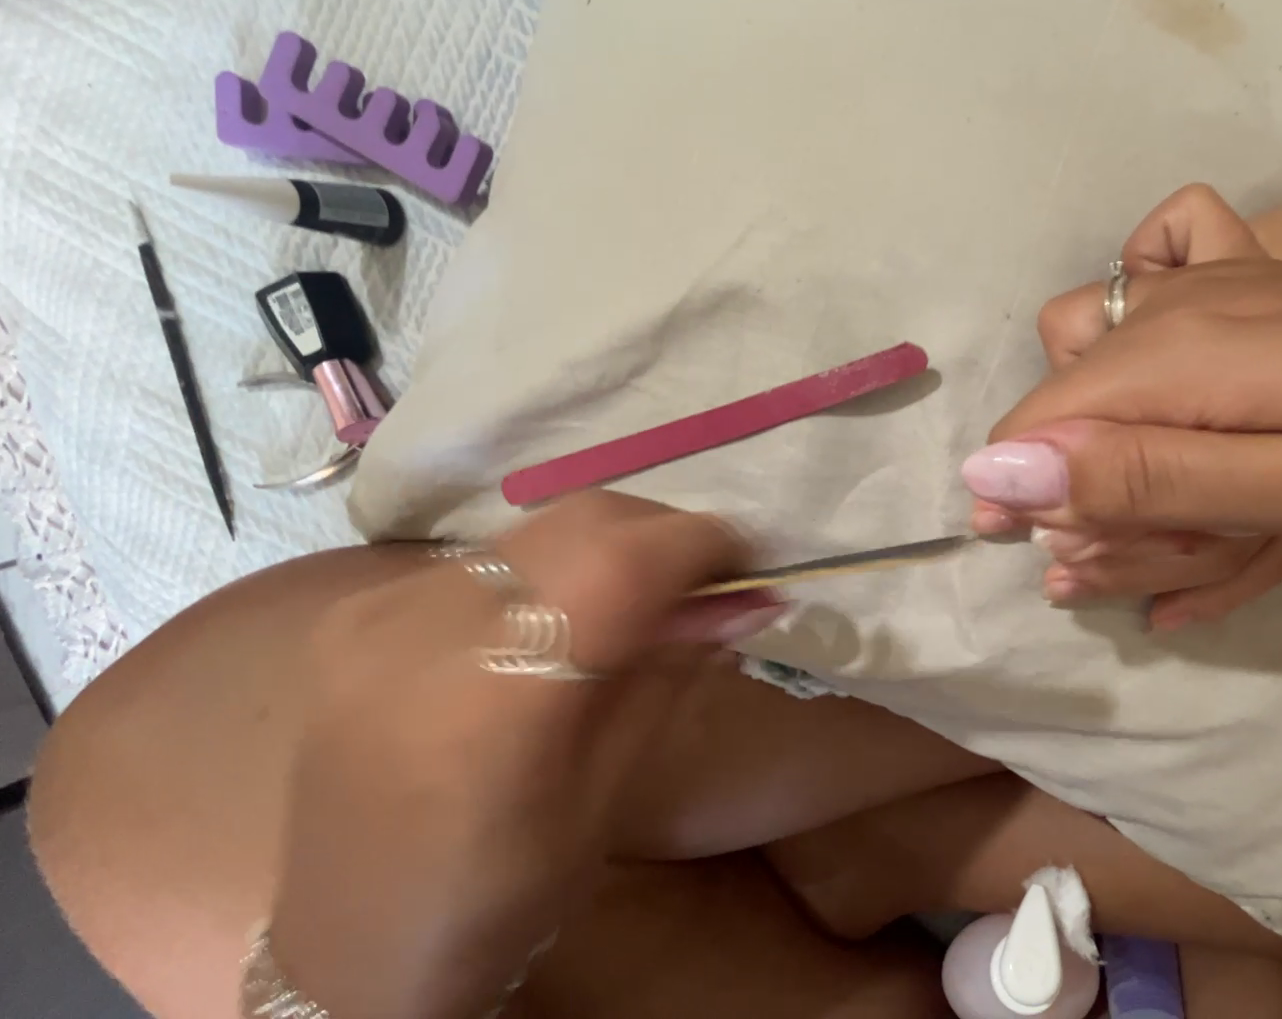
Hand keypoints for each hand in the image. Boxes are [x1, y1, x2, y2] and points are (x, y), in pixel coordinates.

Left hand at [267, 494, 781, 1018]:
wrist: (344, 946)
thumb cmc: (498, 898)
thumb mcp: (607, 796)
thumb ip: (671, 675)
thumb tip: (750, 600)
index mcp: (492, 704)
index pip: (621, 563)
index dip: (702, 544)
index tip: (752, 568)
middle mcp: (423, 630)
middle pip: (583, 521)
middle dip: (667, 534)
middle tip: (709, 586)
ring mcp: (380, 610)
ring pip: (541, 525)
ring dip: (618, 544)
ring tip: (649, 599)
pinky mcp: (359, 609)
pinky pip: (495, 552)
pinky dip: (560, 563)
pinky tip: (570, 616)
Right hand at [1001, 185, 1281, 629]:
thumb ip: (1160, 472)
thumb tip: (1007, 464)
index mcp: (1202, 344)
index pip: (1053, 411)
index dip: (1022, 487)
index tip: (1043, 559)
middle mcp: (1206, 305)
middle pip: (1083, 404)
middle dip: (1093, 502)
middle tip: (1158, 577)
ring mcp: (1247, 305)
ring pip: (1133, 399)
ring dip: (1147, 490)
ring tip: (1208, 560)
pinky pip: (1192, 388)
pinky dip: (1194, 463)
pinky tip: (1230, 526)